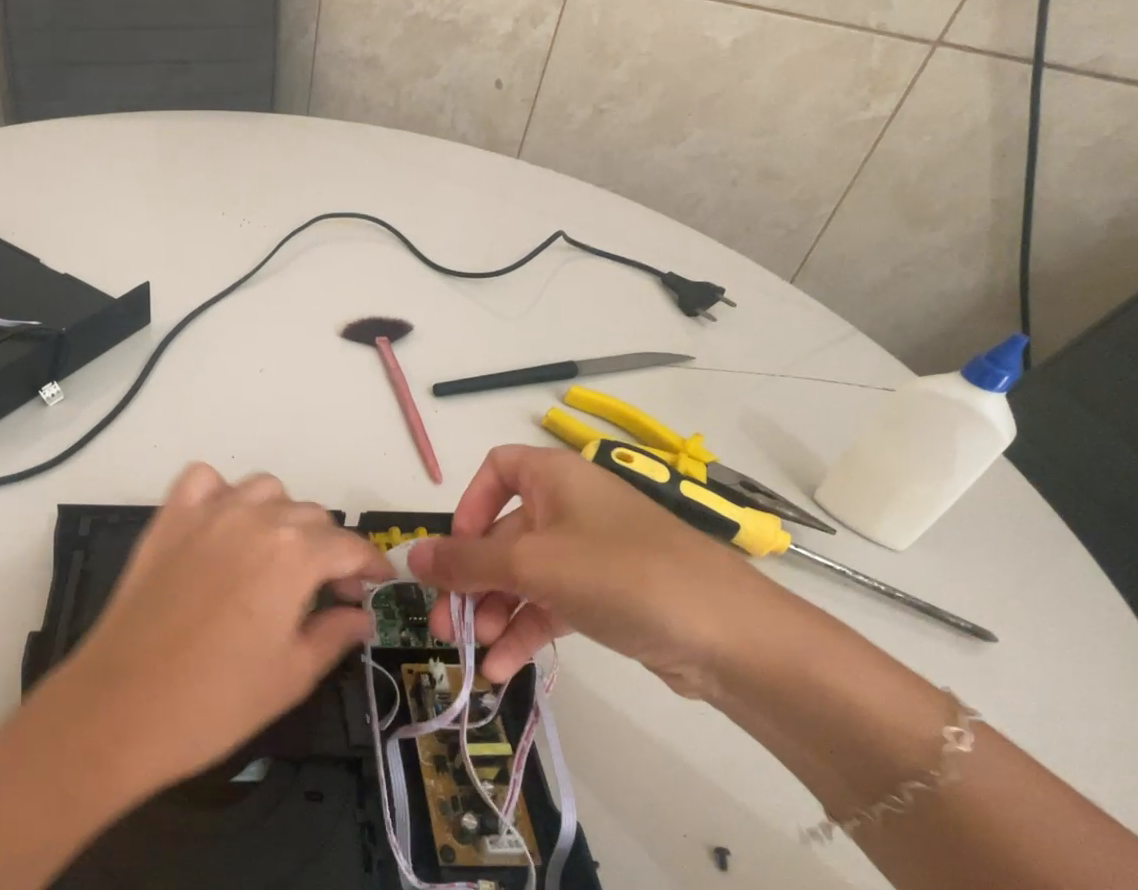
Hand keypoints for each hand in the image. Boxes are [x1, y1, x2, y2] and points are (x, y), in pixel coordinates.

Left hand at [55, 464, 390, 786]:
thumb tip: (361, 614)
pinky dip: (222, 494)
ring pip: (263, 490)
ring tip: (278, 557)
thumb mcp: (292, 675)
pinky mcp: (167, 520)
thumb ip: (335, 634)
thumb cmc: (217, 701)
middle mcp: (255, 519)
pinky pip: (203, 481)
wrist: (121, 708)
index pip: (350, 545)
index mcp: (294, 554)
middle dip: (330, 549)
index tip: (376, 586)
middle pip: (310, 516)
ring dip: (282, 516)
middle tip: (329, 592)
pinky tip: (224, 528)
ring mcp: (206, 514)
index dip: (370, 566)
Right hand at [411, 444, 791, 699]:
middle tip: (443, 626)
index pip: (498, 469)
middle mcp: (571, 508)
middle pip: (502, 535)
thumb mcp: (532, 563)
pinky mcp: (607, 598)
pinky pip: (550, 606)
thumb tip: (408, 557)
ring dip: (493, 613)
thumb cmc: (621, 574)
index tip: (455, 549)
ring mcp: (591, 556)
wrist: (729, 636)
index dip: (469, 504)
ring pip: (524, 577)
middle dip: (470, 581)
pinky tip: (501, 669)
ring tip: (470, 654)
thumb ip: (465, 562)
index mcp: (556, 478)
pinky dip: (524, 633)